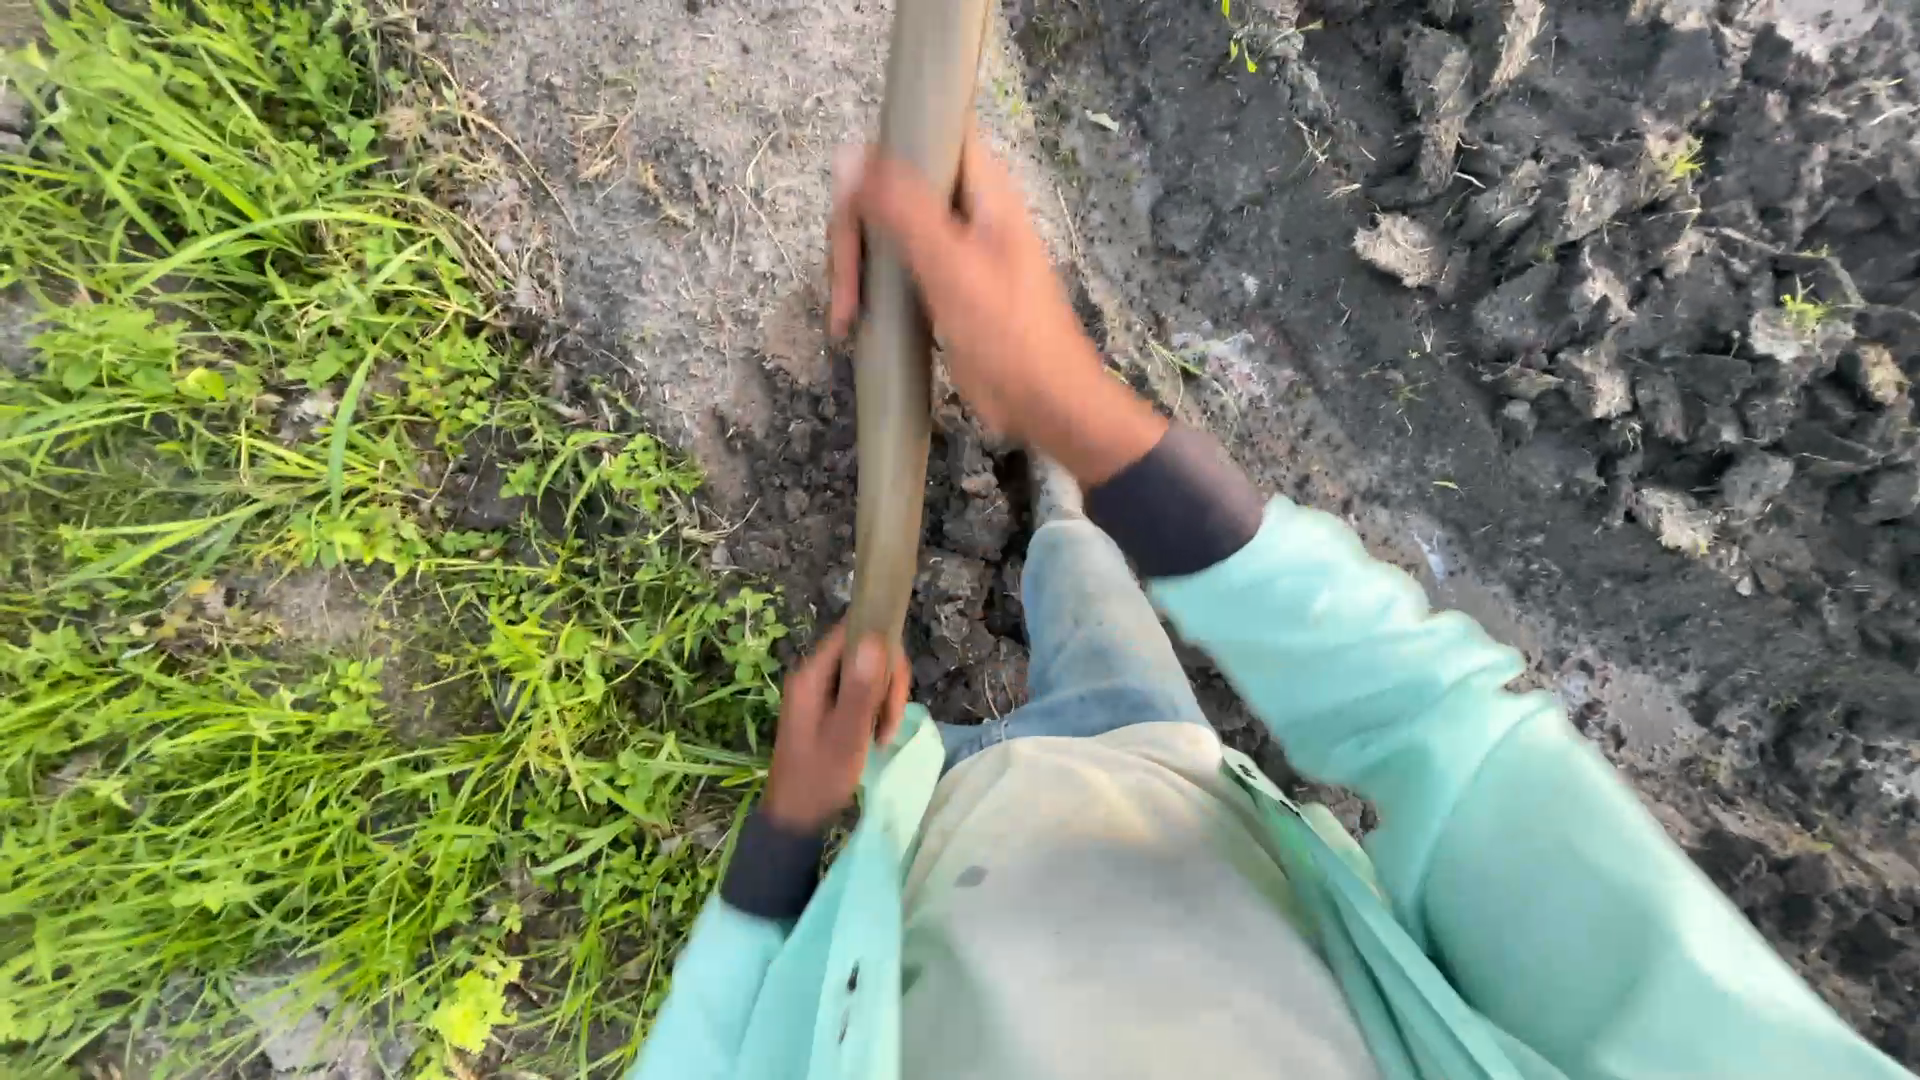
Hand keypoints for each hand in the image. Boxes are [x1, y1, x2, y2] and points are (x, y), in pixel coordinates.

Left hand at [762, 625, 911, 832]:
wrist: (795, 818)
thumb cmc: (820, 778)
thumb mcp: (845, 735)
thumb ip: (860, 688)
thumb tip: (876, 641)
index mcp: (812, 675)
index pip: (853, 631)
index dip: (881, 645)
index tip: (896, 682)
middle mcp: (814, 674)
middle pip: (865, 650)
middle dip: (887, 680)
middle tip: (890, 720)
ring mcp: (820, 690)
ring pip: (868, 671)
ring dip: (884, 698)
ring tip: (884, 733)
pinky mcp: (827, 706)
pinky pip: (861, 690)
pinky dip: (875, 709)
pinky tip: (877, 735)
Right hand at [828, 135, 1167, 486]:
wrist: (1043, 402)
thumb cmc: (1008, 334)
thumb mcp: (952, 266)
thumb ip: (903, 208)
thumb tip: (849, 155)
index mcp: (981, 191)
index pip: (922, 137)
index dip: (881, 155)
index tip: (850, 202)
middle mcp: (964, 212)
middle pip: (890, 190)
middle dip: (855, 236)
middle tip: (844, 292)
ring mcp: (950, 252)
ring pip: (884, 234)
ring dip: (855, 271)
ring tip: (845, 319)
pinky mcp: (940, 290)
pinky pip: (892, 273)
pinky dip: (869, 293)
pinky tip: (853, 323)